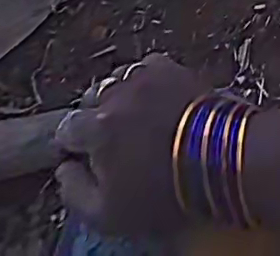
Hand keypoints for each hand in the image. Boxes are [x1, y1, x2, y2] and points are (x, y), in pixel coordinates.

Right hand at [55, 54, 207, 234]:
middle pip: (92, 100)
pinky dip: (146, 82)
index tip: (84, 155)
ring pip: (117, 80)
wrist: (215, 155)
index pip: (67, 128)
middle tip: (115, 138)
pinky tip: (157, 99)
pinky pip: (145, 69)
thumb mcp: (107, 214)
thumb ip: (74, 191)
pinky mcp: (166, 65)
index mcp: (95, 127)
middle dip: (96, 117)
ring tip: (137, 117)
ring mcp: (141, 74)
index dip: (74, 144)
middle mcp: (113, 92)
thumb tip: (64, 168)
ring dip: (121, 96)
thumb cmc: (161, 190)